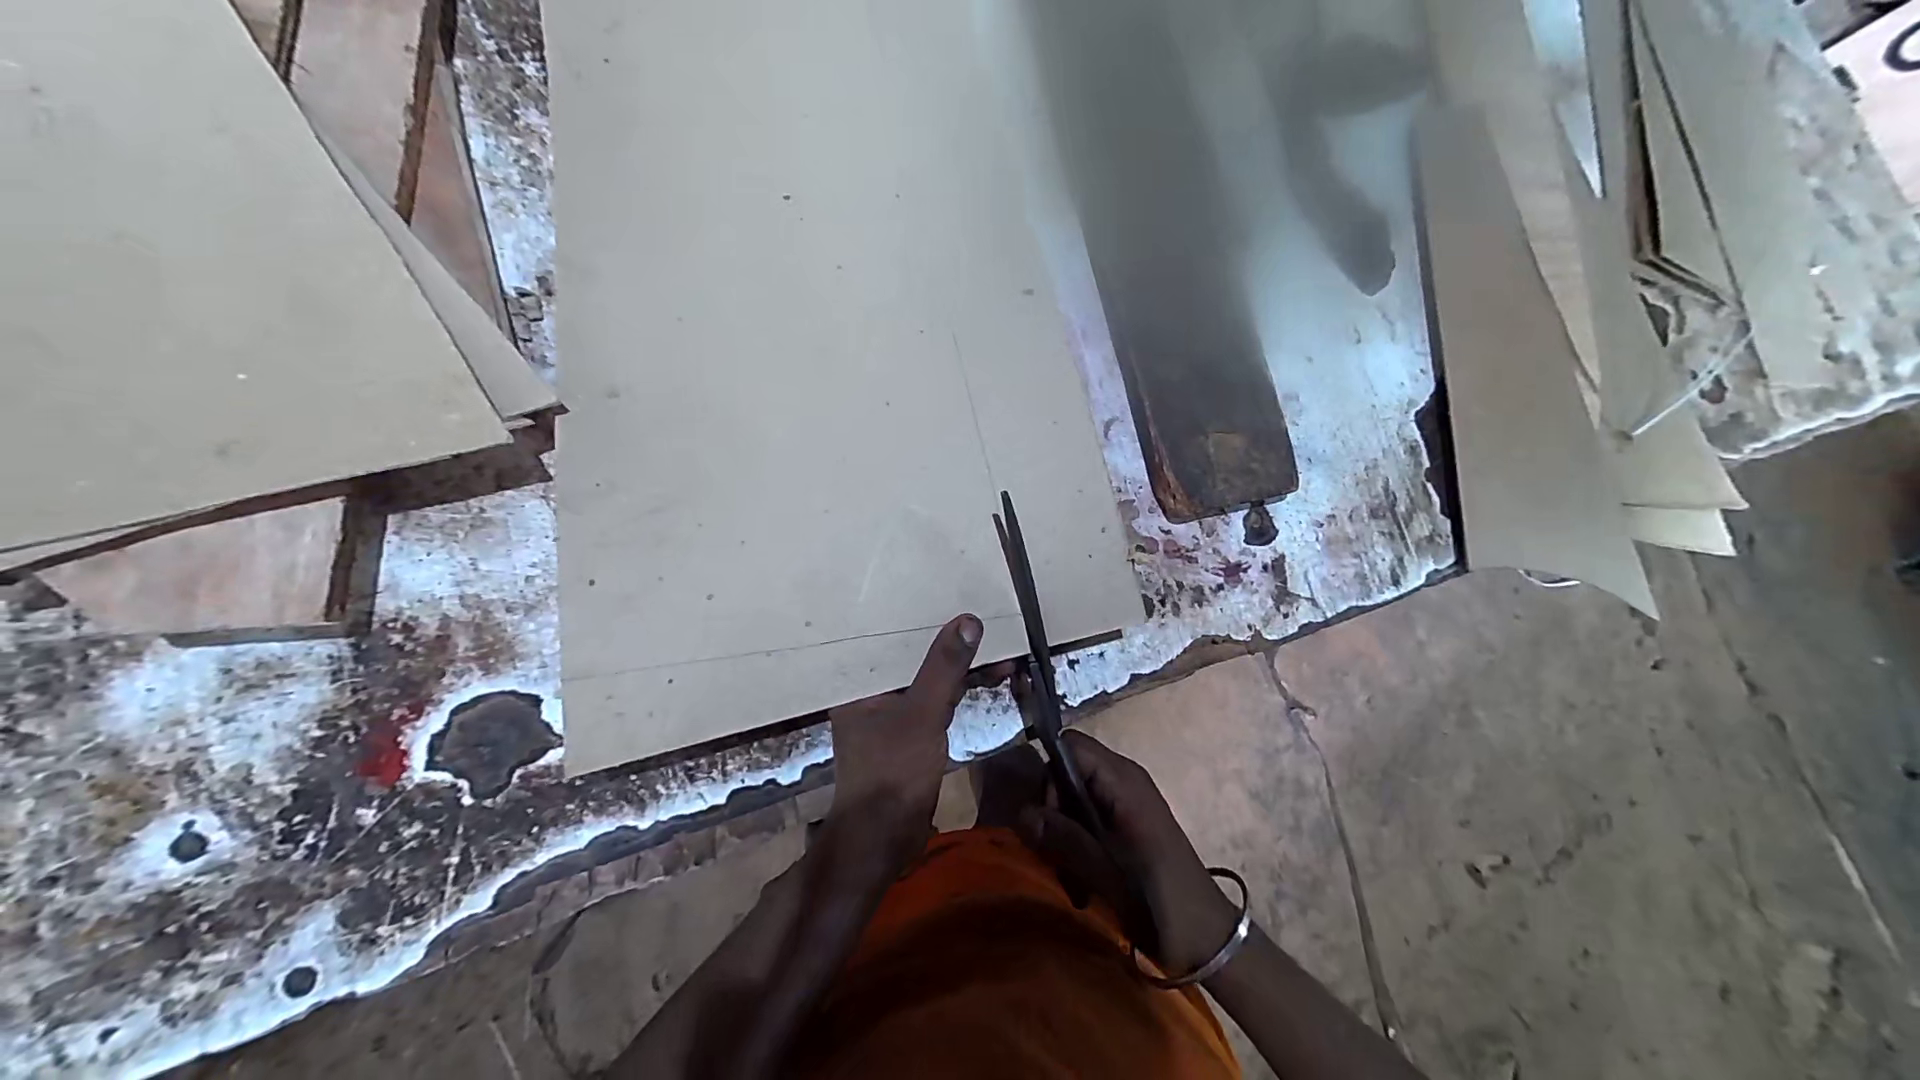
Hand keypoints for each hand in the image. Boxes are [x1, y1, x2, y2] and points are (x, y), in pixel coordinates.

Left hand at [825, 614, 983, 857]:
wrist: (884, 839)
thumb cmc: (892, 772)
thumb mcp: (922, 714)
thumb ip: (944, 668)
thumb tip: (968, 620)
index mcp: (858, 683)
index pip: (888, 637)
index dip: (920, 617)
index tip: (953, 597)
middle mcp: (869, 693)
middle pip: (911, 657)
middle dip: (947, 644)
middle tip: (984, 623)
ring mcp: (889, 715)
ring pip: (926, 679)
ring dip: (957, 668)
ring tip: (996, 650)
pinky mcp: (908, 734)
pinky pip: (934, 701)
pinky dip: (957, 691)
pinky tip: (985, 679)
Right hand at [1016, 730, 1242, 975]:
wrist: (1207, 939)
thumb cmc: (1159, 903)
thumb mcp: (1106, 873)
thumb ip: (1063, 838)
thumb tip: (1021, 814)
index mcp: (1123, 781)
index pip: (1069, 746)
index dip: (1049, 776)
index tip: (1049, 820)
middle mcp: (1125, 780)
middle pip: (1067, 771)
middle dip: (1053, 811)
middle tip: (1054, 855)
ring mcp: (1128, 800)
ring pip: (1074, 796)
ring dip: (1064, 834)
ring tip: (1072, 878)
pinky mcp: (1129, 821)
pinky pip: (1089, 814)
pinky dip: (1078, 842)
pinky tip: (1083, 880)